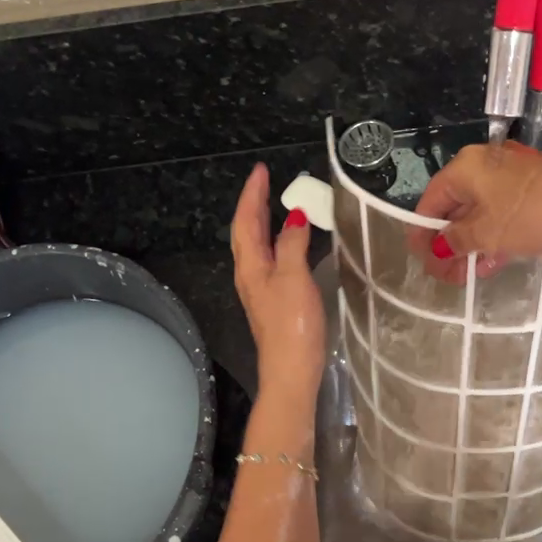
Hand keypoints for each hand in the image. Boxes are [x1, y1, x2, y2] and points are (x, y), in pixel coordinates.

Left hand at [231, 163, 326, 398]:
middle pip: (248, 231)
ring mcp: (261, 288)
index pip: (246, 220)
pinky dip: (279, 240)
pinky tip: (293, 240)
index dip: (252, 194)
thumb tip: (295, 217)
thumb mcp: (293, 277)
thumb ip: (293, 244)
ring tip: (279, 202)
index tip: (260, 170)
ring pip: (259, 245)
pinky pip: (272, 258)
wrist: (291, 370)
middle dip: (256, 204)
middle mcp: (250, 274)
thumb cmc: (292, 323)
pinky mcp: (275, 299)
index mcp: (250, 265)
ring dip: (266, 221)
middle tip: (268, 181)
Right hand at [413, 142, 541, 272]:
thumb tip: (439, 246)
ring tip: (470, 274)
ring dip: (472, 242)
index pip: (431, 200)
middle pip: (456, 204)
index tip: (422, 260)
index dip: (422, 233)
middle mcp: (486, 161)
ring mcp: (514, 171)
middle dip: (449, 242)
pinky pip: (503, 209)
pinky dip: (494, 233)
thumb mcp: (486, 234)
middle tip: (447, 274)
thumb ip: (456, 241)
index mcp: (466, 166)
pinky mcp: (536, 183)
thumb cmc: (531, 216)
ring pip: (481, 209)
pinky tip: (495, 260)